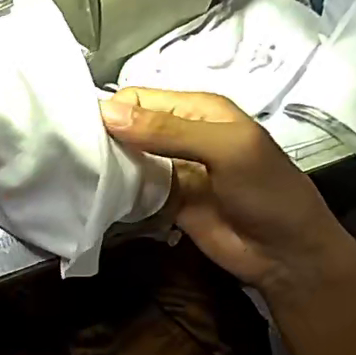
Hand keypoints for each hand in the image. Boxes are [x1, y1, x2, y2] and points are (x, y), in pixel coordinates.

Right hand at [99, 88, 355, 298]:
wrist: (287, 255)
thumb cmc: (267, 192)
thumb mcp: (226, 149)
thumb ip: (170, 131)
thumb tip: (107, 113)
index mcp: (197, 110)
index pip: (139, 99)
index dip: (110, 111)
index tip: (77, 132)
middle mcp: (179, 136)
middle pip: (127, 129)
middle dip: (101, 139)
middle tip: (68, 158)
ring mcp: (171, 171)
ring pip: (125, 161)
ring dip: (104, 169)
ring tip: (74, 179)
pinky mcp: (165, 204)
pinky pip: (132, 192)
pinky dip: (114, 195)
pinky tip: (93, 200)